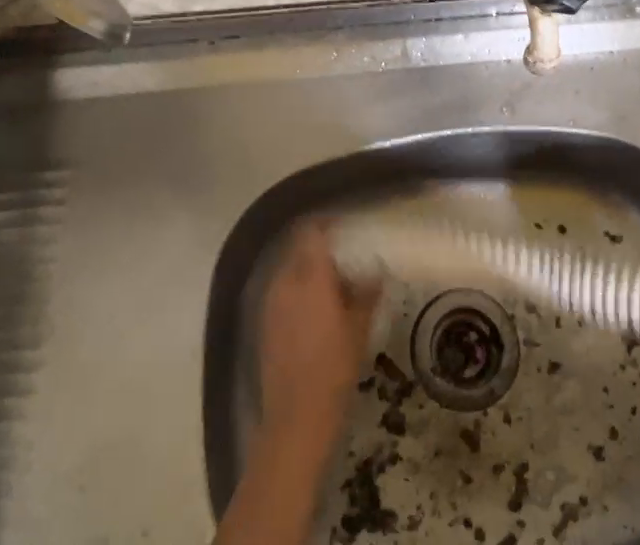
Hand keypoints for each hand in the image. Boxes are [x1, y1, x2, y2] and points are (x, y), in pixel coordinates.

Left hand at [258, 224, 379, 438]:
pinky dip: (299, 291)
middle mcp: (284, 283)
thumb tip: (374, 271)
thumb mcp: (359, 328)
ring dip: (309, 271)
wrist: (297, 415)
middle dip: (321, 250)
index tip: (346, 227)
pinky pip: (283, 292)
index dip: (327, 224)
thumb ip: (366, 293)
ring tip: (336, 287)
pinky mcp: (265, 322)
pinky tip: (319, 310)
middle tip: (347, 259)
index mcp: (309, 277)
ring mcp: (270, 302)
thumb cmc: (335, 368)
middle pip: (299, 250)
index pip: (311, 233)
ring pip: (290, 272)